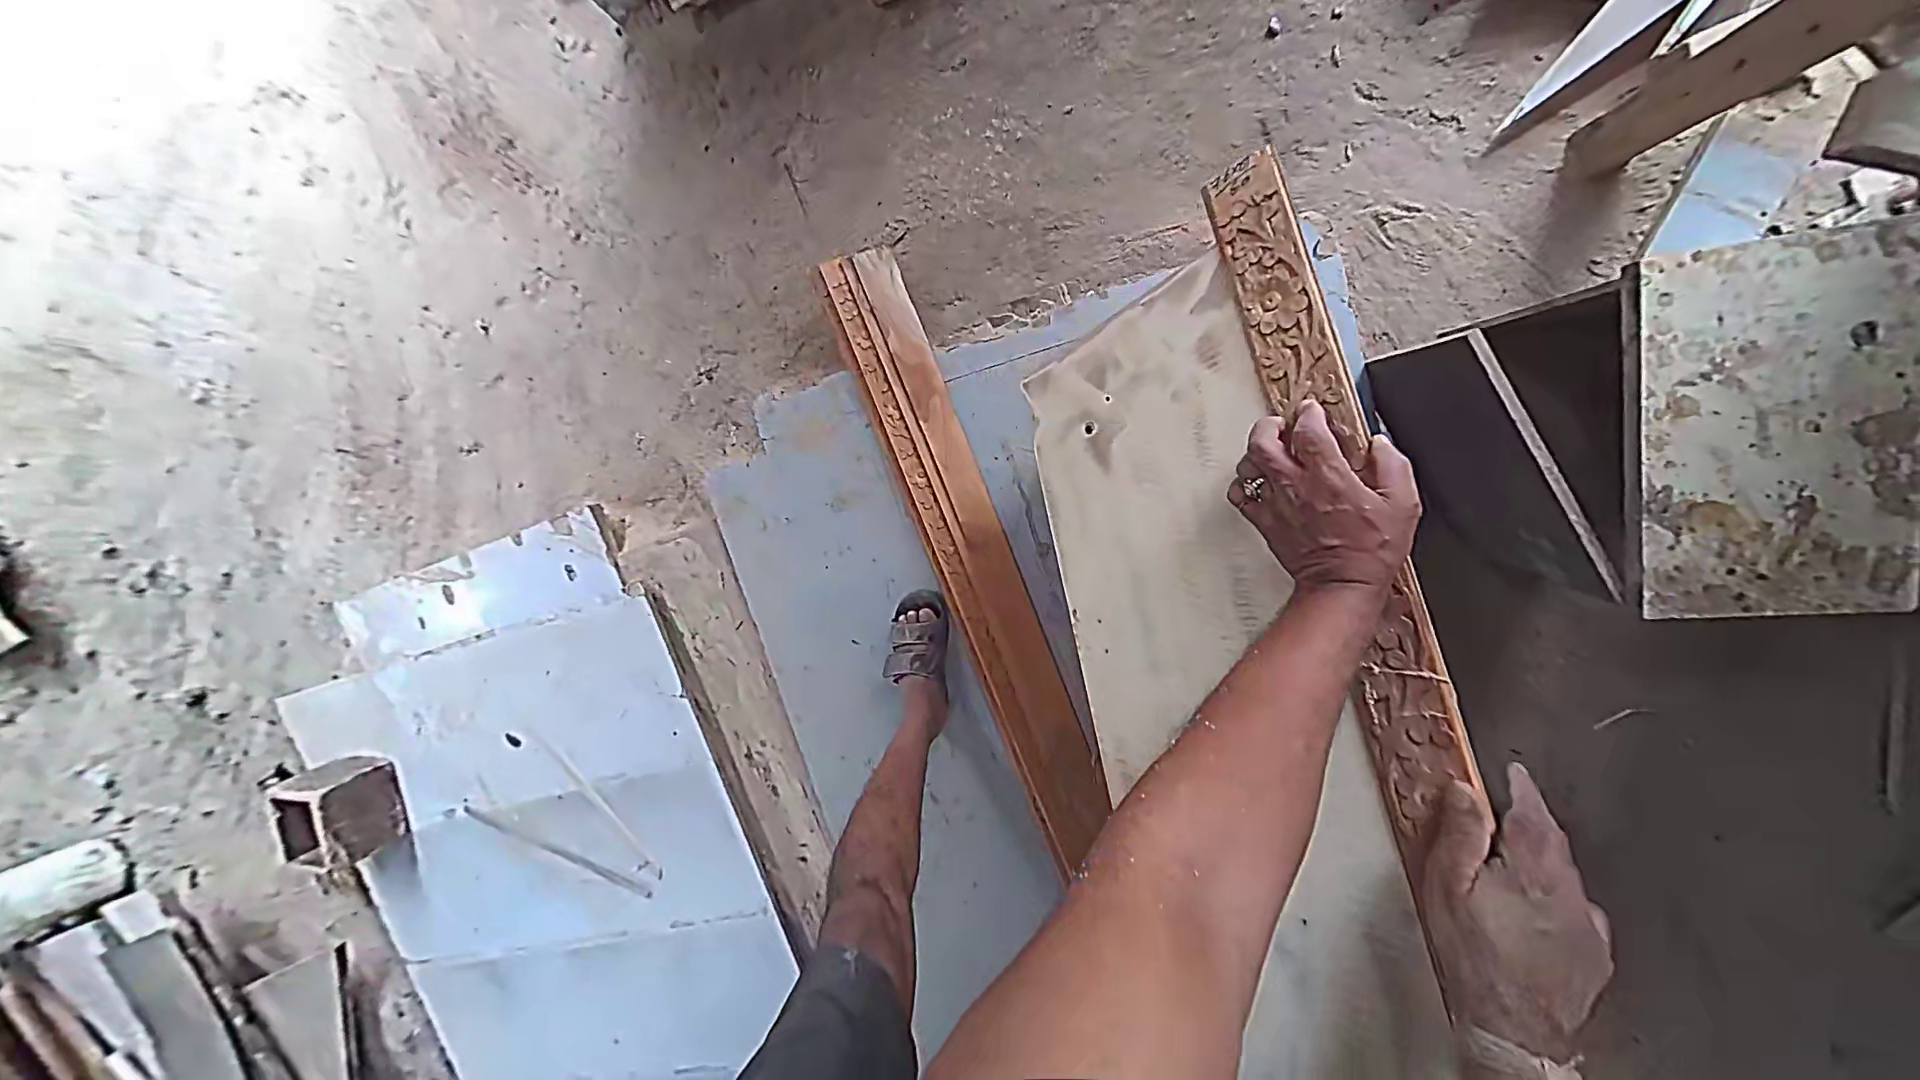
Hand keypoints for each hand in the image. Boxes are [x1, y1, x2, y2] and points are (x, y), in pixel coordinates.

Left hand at [1225, 398, 1419, 592]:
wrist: (1342, 584)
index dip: (1308, 414)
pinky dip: (1242, 484)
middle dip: (1268, 426)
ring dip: (1254, 453)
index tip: (1311, 410)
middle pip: (1263, 443)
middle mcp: (1296, 487)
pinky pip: (1240, 496)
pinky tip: (1256, 482)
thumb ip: (1393, 465)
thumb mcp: (1403, 503)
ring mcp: (1275, 504)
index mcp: (1329, 478)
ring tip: (1268, 451)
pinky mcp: (1264, 522)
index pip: (1308, 432)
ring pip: (1248, 467)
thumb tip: (1379, 443)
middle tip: (1280, 424)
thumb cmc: (1371, 550)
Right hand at [1425, 764, 1613, 1065]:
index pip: (1532, 813)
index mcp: (1533, 871)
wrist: (1512, 1025)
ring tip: (1509, 858)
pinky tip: (1532, 901)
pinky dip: (1555, 891)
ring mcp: (1587, 925)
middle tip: (1501, 808)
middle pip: (1552, 841)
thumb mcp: (1447, 883)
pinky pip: (1576, 905)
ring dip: (1540, 856)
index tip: (1512, 772)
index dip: (1520, 788)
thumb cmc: (1471, 953)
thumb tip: (1465, 791)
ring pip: (1565, 873)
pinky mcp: (1594, 951)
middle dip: (1529, 819)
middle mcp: (1570, 893)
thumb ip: (1460, 833)